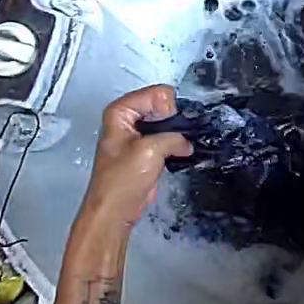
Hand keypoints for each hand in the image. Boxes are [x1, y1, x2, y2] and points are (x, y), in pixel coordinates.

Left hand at [79, 85, 192, 227]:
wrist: (117, 210)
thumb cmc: (123, 179)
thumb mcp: (151, 149)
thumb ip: (174, 136)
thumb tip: (187, 140)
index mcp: (120, 111)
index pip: (156, 93)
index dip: (169, 107)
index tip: (171, 124)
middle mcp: (127, 119)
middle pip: (162, 105)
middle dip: (174, 119)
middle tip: (176, 136)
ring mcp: (137, 134)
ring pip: (167, 122)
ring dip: (177, 133)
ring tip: (179, 145)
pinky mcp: (147, 150)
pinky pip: (168, 137)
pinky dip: (176, 143)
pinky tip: (180, 152)